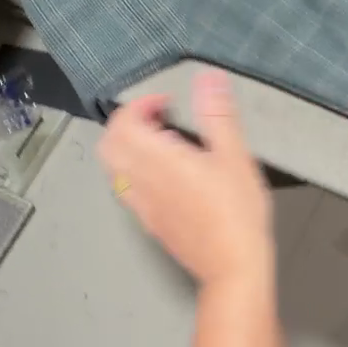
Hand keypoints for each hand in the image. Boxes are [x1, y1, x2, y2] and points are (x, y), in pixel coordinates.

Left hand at [98, 70, 273, 291]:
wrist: (232, 266)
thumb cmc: (238, 215)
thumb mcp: (236, 157)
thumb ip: (218, 115)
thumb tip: (208, 80)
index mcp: (159, 160)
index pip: (125, 123)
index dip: (140, 105)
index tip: (166, 102)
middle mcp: (142, 182)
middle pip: (110, 145)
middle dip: (127, 124)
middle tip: (157, 118)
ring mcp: (143, 206)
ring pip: (114, 170)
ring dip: (128, 148)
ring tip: (161, 144)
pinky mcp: (151, 223)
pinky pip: (128, 192)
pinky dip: (136, 173)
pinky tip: (166, 177)